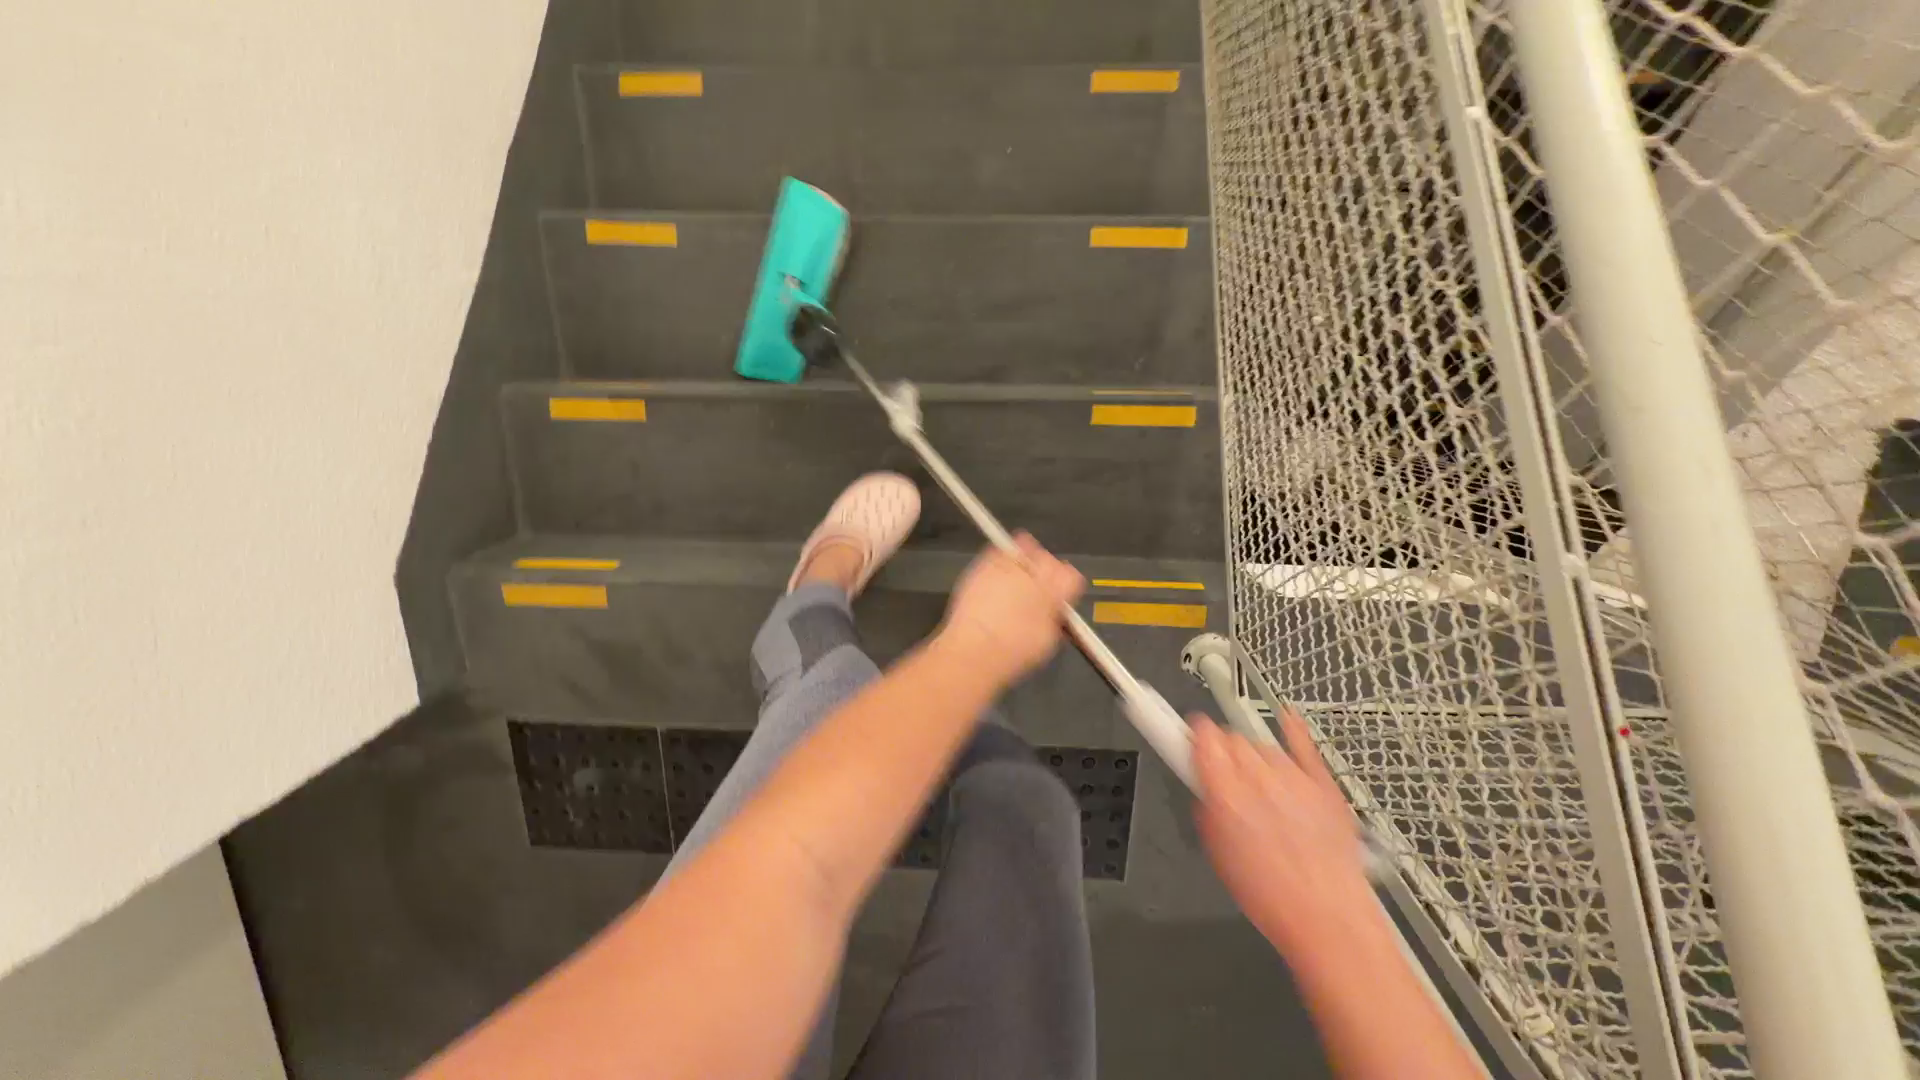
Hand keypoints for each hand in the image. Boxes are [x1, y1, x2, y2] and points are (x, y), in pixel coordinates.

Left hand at [936, 534, 1083, 688]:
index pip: (1071, 575)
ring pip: (1024, 548)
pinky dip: (1000, 557)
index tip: (1057, 593)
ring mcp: (1009, 566)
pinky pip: (998, 550)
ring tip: (1014, 578)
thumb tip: (1053, 611)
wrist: (978, 647)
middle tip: (1035, 587)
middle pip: (1048, 559)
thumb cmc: (1014, 650)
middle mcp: (1035, 573)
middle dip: (1044, 570)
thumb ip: (1054, 616)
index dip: (1065, 583)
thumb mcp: (1047, 639)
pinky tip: (997, 574)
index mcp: (1055, 592)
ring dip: (1023, 560)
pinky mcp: (985, 565)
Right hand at [1194, 708, 1375, 953]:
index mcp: (1224, 792)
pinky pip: (1303, 742)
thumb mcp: (1217, 854)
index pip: (1202, 736)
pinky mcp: (1322, 783)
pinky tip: (1286, 718)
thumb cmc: (1272, 895)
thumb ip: (1206, 810)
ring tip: (1259, 788)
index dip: (1192, 734)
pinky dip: (1292, 729)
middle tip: (1224, 773)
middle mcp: (1257, 776)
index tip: (1186, 734)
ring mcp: (1292, 776)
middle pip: (1231, 738)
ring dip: (1254, 757)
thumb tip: (1204, 790)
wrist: (1326, 914)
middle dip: (1224, 751)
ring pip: (1262, 745)